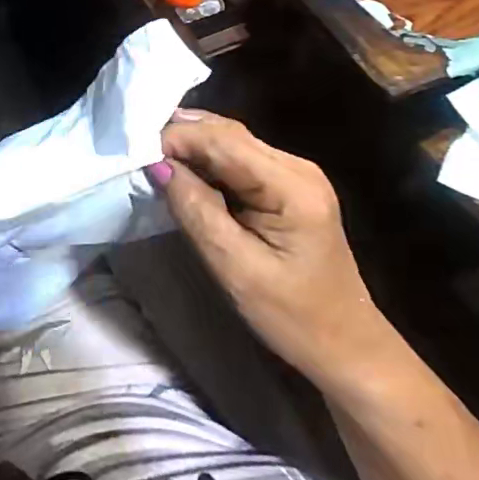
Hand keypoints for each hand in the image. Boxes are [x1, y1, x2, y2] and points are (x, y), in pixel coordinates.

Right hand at [151, 111, 397, 387]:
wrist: (345, 346)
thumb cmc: (292, 315)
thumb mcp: (234, 266)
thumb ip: (195, 209)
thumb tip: (157, 164)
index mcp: (292, 186)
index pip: (222, 140)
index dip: (174, 138)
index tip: (133, 155)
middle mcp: (297, 167)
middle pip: (226, 132)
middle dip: (178, 136)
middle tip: (133, 152)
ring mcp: (294, 173)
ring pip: (229, 139)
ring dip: (188, 144)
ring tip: (148, 157)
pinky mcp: (285, 183)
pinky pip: (236, 156)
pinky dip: (203, 157)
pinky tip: (179, 168)